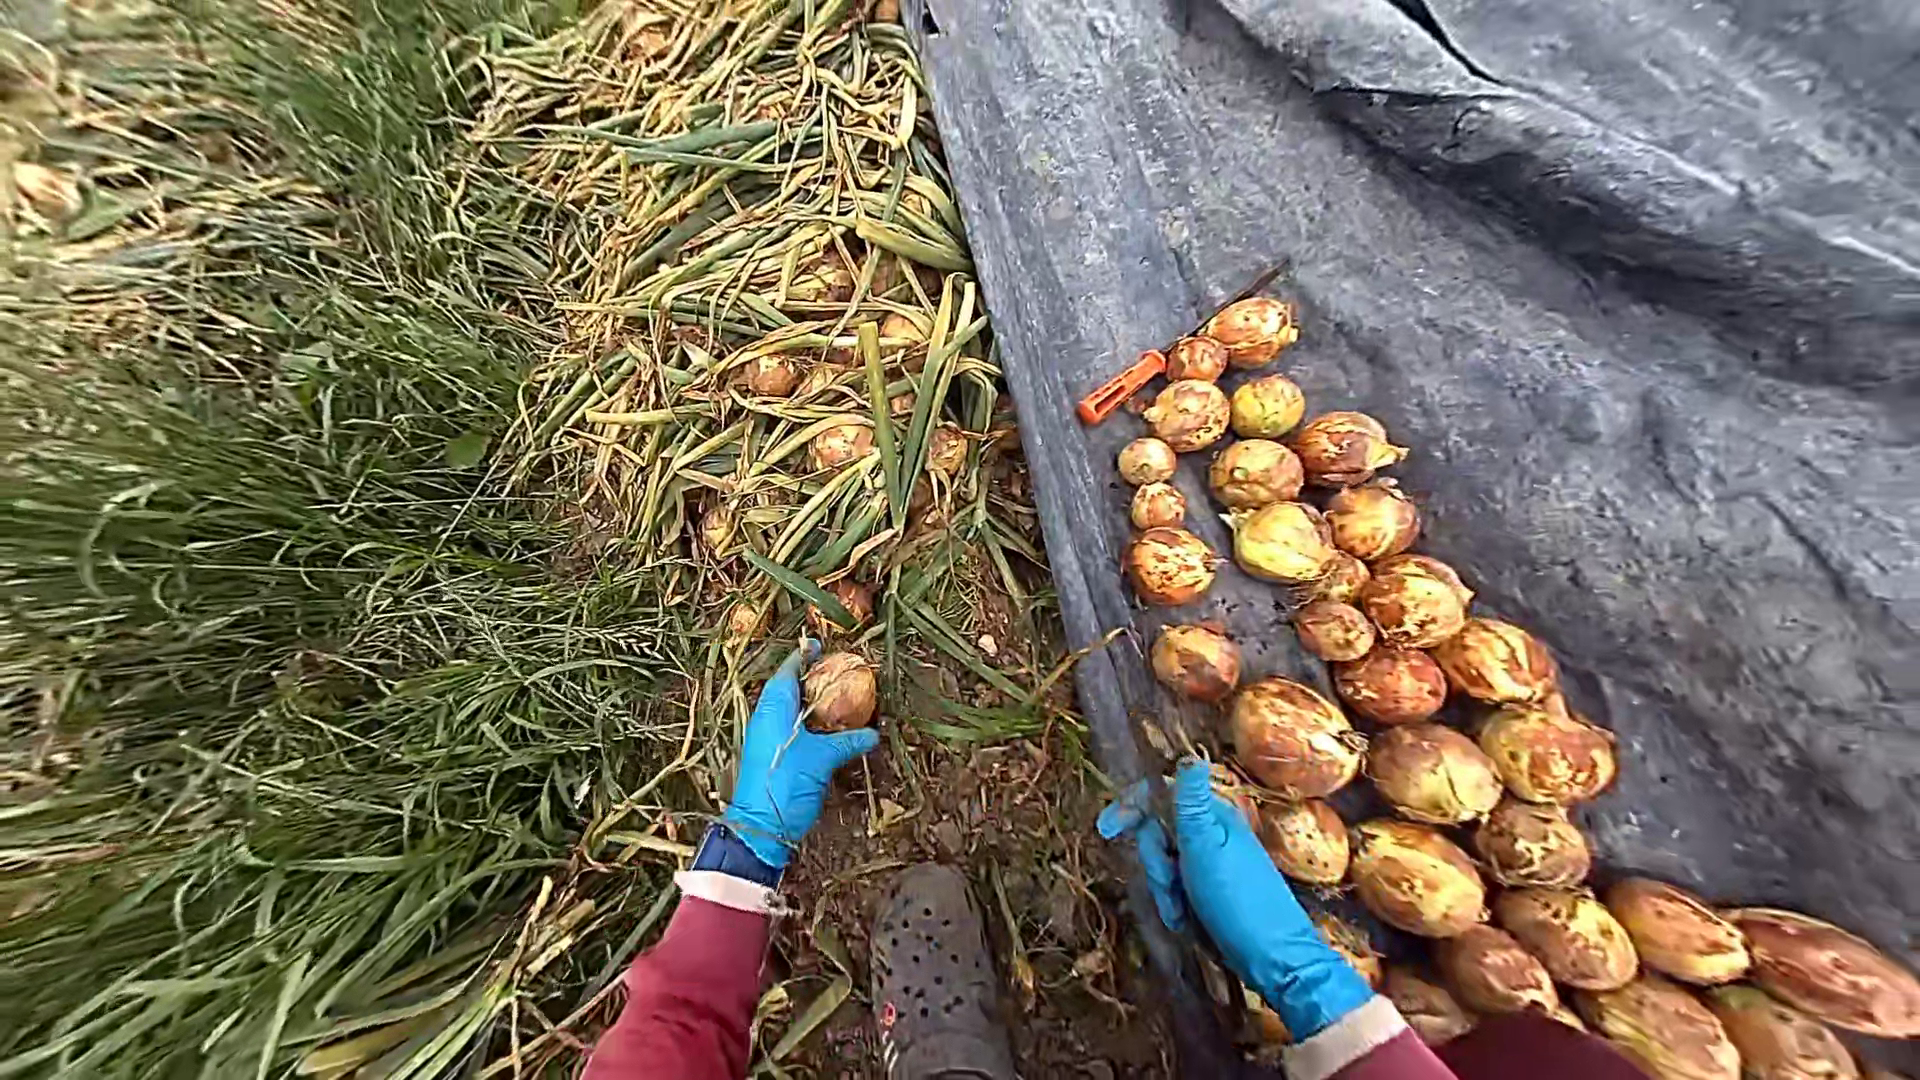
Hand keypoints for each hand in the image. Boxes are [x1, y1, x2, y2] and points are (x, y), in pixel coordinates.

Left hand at [722, 642, 879, 867]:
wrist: (760, 830)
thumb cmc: (786, 783)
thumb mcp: (822, 759)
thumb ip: (848, 741)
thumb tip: (874, 733)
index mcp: (773, 707)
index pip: (788, 671)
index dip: (804, 656)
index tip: (820, 646)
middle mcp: (766, 717)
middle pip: (788, 687)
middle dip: (810, 677)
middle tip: (836, 671)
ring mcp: (765, 736)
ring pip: (788, 707)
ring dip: (808, 700)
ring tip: (835, 696)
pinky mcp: (770, 754)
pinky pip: (789, 726)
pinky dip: (806, 721)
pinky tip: (826, 728)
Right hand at [1097, 758, 1373, 1039]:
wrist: (1278, 964)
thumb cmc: (1238, 900)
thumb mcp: (1205, 847)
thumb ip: (1190, 802)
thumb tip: (1190, 756)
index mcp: (1210, 813)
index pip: (1158, 793)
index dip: (1130, 806)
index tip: (1106, 829)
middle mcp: (1209, 830)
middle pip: (1156, 829)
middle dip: (1155, 860)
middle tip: (1168, 883)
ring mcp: (1209, 860)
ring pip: (1162, 860)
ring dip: (1163, 887)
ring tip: (1179, 911)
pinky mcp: (1208, 887)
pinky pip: (1174, 885)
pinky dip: (1173, 902)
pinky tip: (1184, 920)